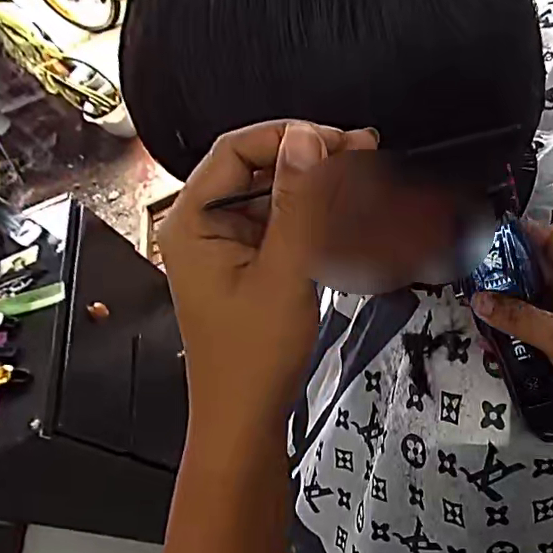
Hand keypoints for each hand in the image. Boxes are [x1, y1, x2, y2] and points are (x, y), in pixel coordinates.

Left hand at [160, 120, 377, 431]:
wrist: (246, 415)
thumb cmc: (251, 359)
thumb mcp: (283, 273)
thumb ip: (298, 204)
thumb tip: (307, 142)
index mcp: (193, 223)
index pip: (236, 150)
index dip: (288, 137)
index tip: (336, 140)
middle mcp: (204, 230)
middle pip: (257, 172)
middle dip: (309, 160)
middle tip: (359, 152)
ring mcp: (227, 250)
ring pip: (273, 200)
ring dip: (314, 189)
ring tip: (359, 179)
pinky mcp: (249, 269)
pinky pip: (280, 230)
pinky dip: (311, 220)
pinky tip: (341, 215)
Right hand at [470, 219, 552, 418]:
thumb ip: (519, 317)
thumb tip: (485, 302)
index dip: (528, 232)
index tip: (499, 230)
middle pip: (540, 268)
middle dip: (511, 267)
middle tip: (481, 265)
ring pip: (536, 297)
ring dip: (512, 297)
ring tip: (482, 294)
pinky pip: (535, 323)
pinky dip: (516, 323)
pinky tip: (497, 328)